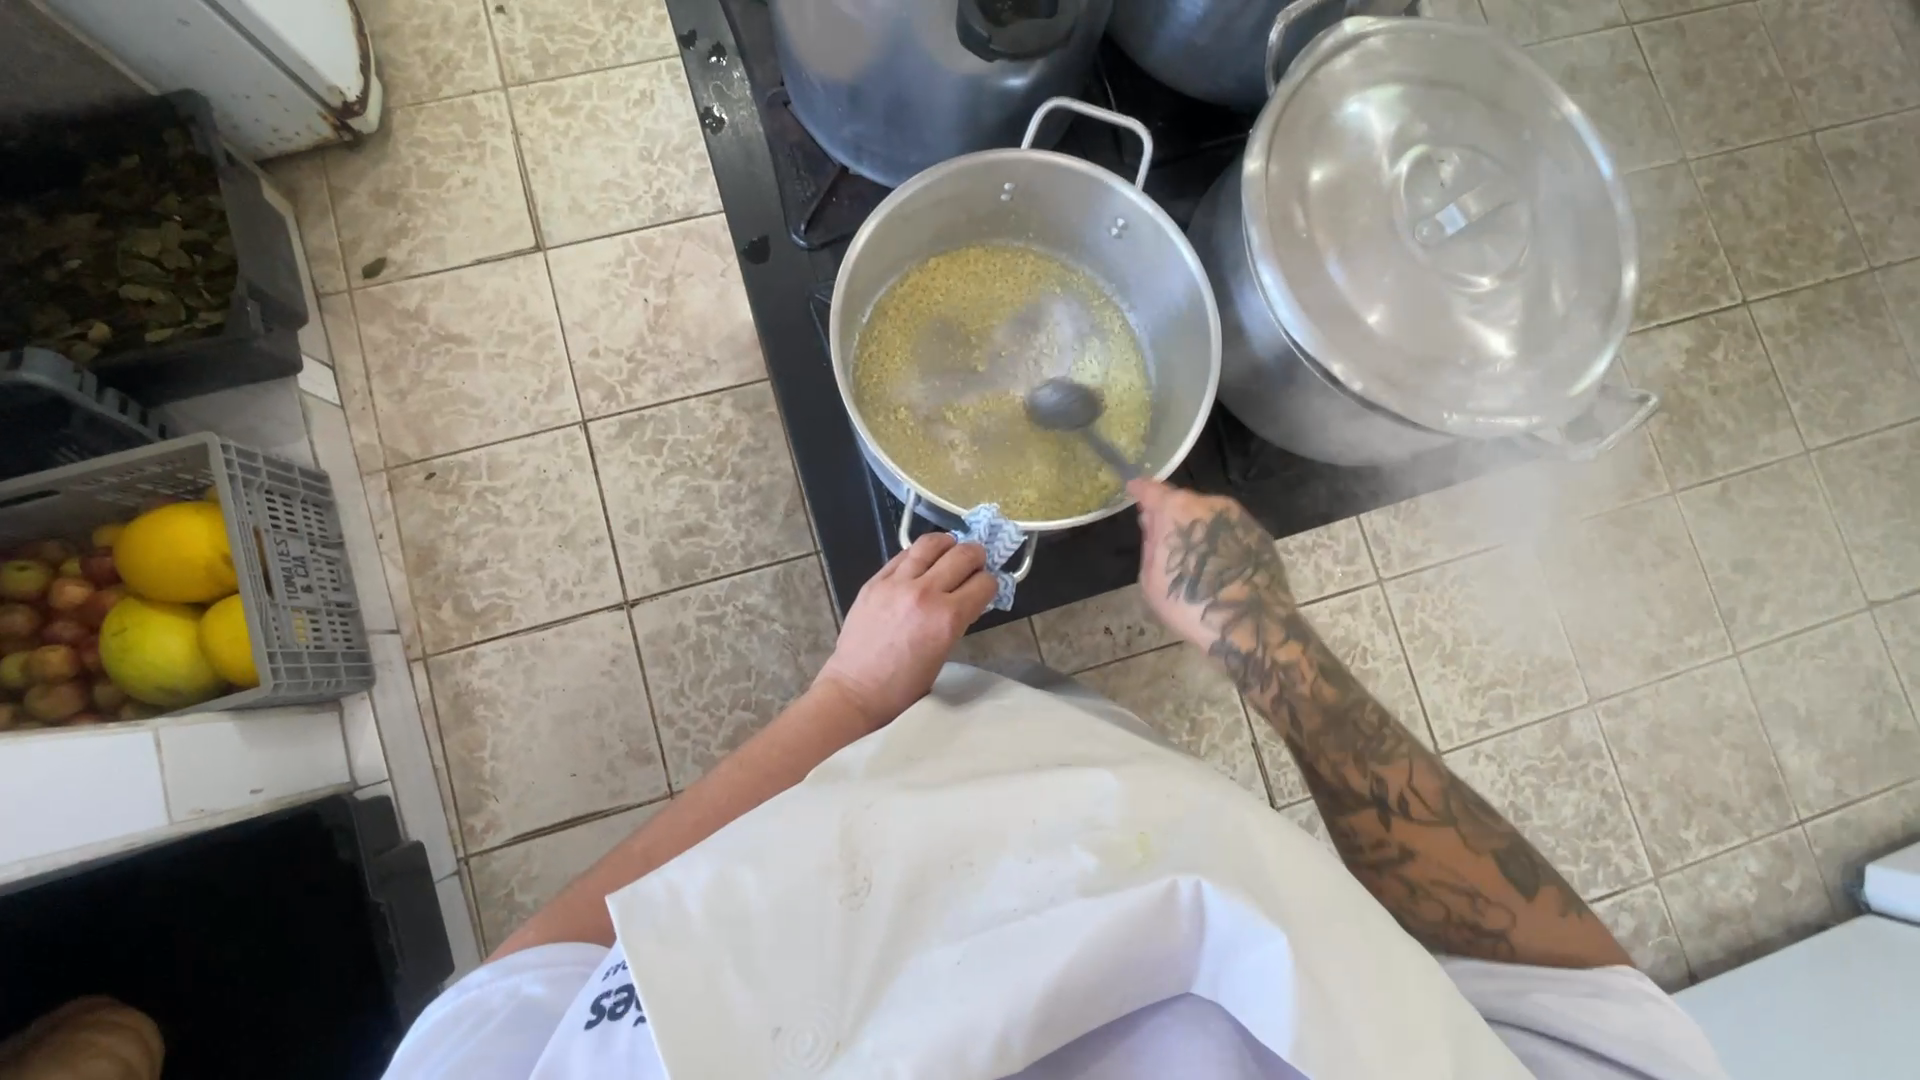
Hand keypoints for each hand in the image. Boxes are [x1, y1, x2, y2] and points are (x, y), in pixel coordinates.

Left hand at [813, 534, 997, 732]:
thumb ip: (958, 621)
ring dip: (948, 543)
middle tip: (975, 562)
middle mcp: (925, 593)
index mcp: (948, 618)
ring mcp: (896, 583)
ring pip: (930, 544)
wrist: (856, 689)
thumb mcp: (943, 653)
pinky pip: (903, 555)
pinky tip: (922, 560)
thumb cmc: (903, 686)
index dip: (990, 583)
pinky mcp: (875, 581)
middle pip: (963, 555)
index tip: (987, 586)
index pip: (984, 583)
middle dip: (976, 556)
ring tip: (951, 548)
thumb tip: (967, 599)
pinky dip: (918, 554)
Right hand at [1129, 477, 1294, 649]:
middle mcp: (1210, 504)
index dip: (1140, 490)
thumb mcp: (1151, 580)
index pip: (1152, 490)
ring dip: (1196, 527)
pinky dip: (1219, 539)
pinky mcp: (1260, 535)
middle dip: (1169, 513)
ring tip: (1191, 555)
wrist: (1251, 626)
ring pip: (1209, 515)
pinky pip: (1229, 530)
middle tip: (1160, 535)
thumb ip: (1150, 544)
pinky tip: (1217, 565)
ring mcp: (1239, 517)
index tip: (1133, 491)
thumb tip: (1152, 524)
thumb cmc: (1190, 605)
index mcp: (1177, 510)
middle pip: (1183, 501)